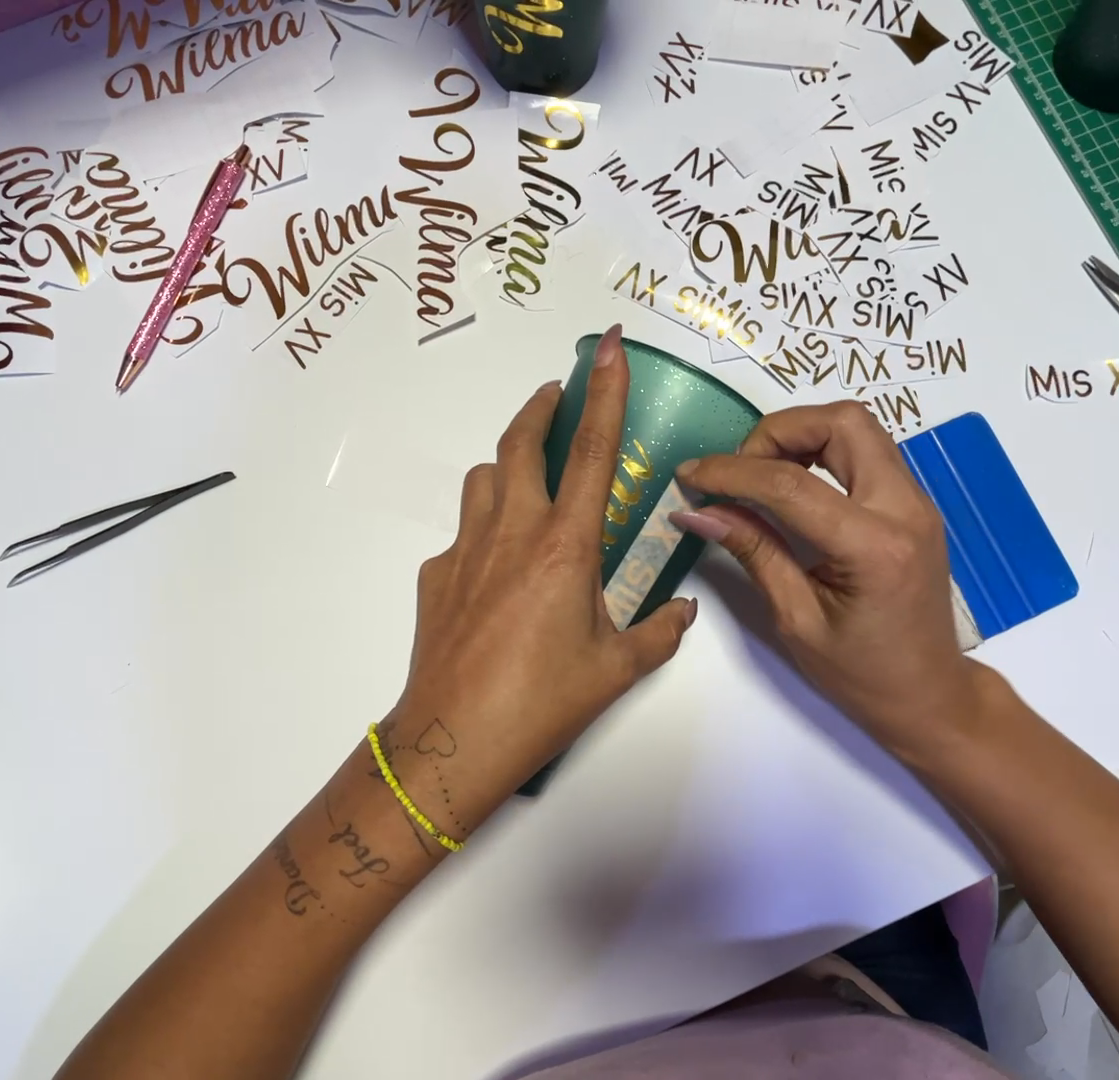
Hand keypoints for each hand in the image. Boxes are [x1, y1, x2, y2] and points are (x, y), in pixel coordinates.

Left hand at [378, 325, 696, 842]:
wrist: (454, 740)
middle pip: (518, 443)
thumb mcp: (615, 670)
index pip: (590, 450)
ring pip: (481, 478)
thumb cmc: (543, 702)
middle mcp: (511, 532)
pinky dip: (484, 531)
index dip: (604, 392)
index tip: (608, 346)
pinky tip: (497, 572)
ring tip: (528, 480)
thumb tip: (683, 612)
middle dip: (538, 406)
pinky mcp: (436, 576)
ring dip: (506, 463)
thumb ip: (658, 633)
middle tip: (554, 394)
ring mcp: (464, 550)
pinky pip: (462, 534)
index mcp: (565, 546)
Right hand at [669, 402, 981, 748]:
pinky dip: (820, 451)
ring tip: (759, 476)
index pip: (792, 484)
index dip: (731, 472)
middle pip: (842, 422)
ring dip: (800, 436)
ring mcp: (916, 501)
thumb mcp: (795, 618)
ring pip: (856, 426)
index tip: (689, 475)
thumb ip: (752, 551)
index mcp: (874, 548)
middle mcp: (906, 509)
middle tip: (739, 472)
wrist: (929, 694)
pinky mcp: (911, 503)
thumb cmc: (861, 673)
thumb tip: (696, 511)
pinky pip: (864, 450)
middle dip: (777, 432)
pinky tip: (790, 486)